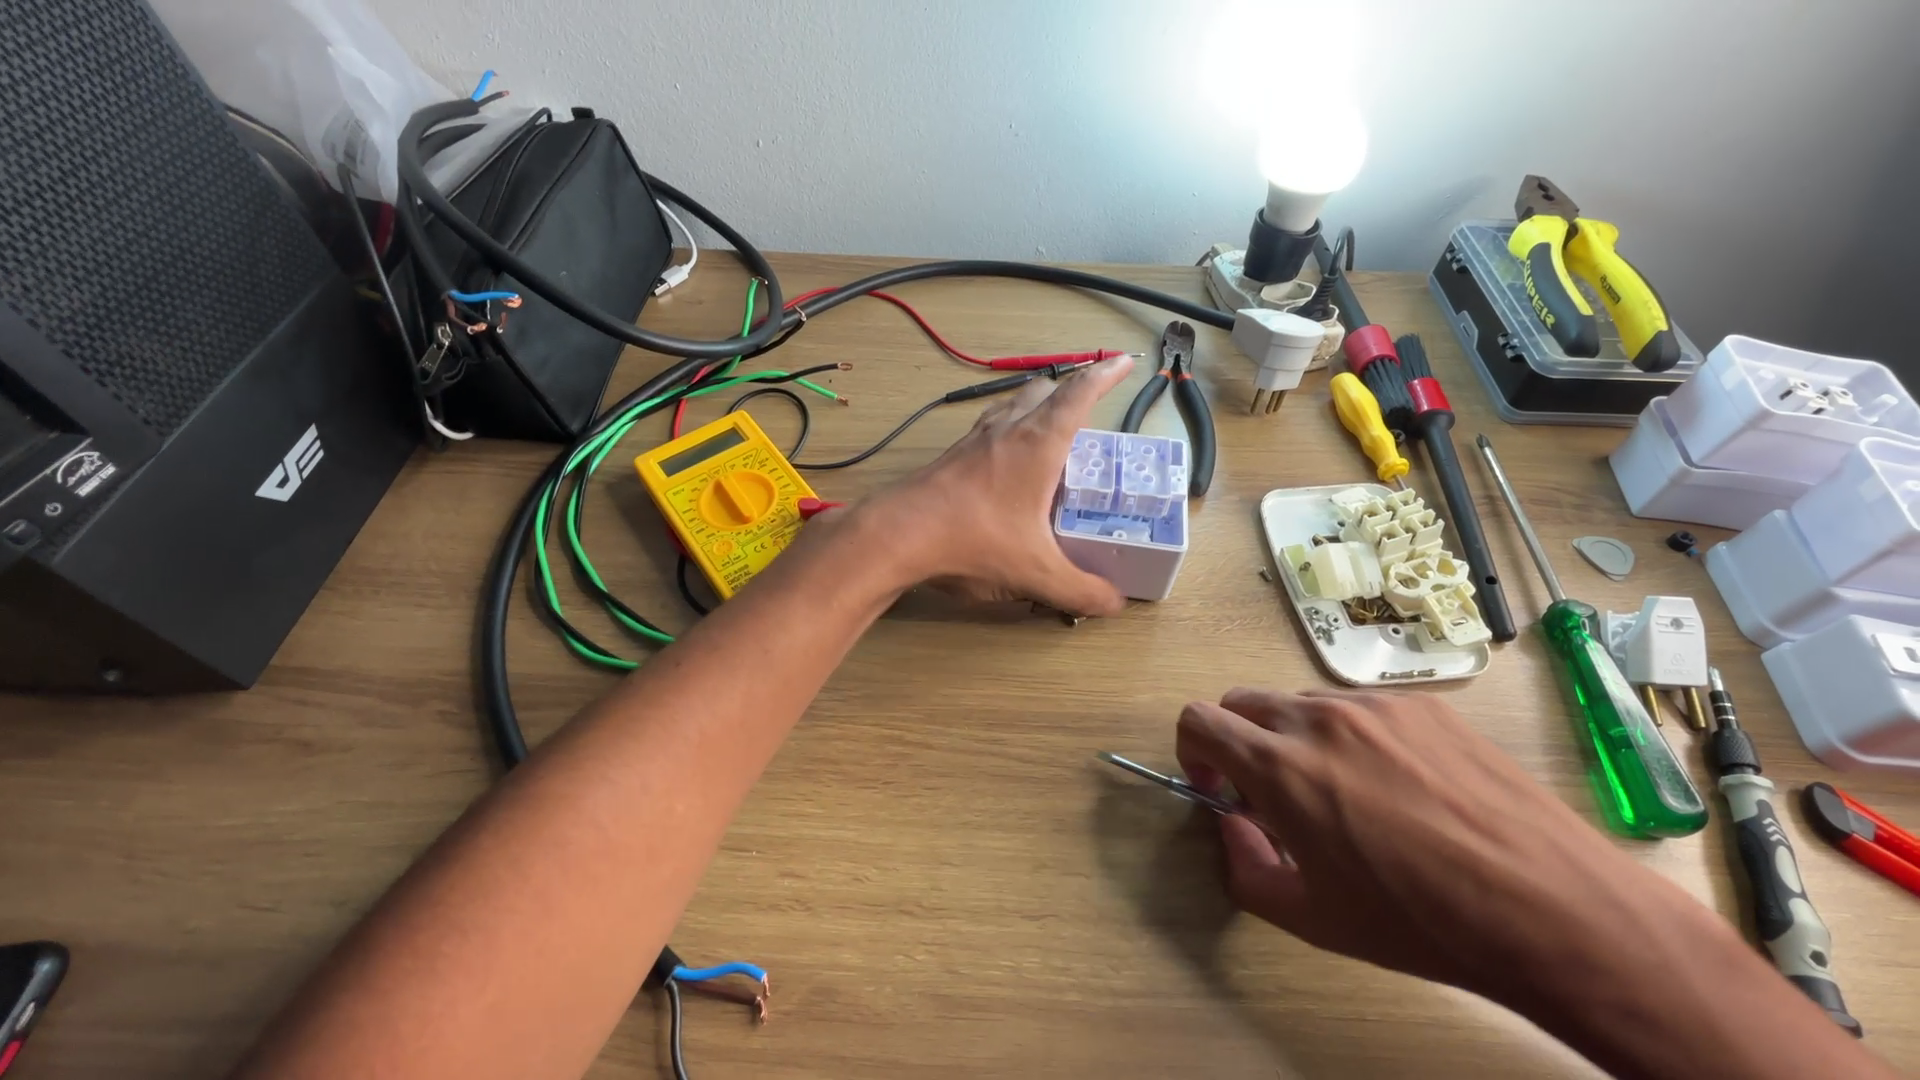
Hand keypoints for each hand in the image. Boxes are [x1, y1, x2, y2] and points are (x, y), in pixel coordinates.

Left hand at [858, 355, 1134, 615]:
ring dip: (1034, 406)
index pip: (1079, 395)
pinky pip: (986, 429)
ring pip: (1010, 405)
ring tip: (1048, 428)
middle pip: (1042, 391)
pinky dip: (1005, 430)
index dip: (1105, 375)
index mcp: (1039, 443)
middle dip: (1069, 391)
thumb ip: (1080, 590)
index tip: (1124, 361)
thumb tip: (1114, 604)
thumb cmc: (974, 541)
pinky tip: (1003, 460)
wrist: (897, 535)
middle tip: (1088, 411)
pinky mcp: (950, 458)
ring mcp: (973, 441)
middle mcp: (1007, 430)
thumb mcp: (1036, 573)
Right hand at [1174, 687, 1710, 1005]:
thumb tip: (1232, 824)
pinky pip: (1362, 709)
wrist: (1551, 908)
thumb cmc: (1419, 923)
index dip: (1192, 750)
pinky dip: (1353, 737)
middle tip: (1272, 794)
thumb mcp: (1310, 917)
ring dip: (1297, 739)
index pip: (1199, 719)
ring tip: (1345, 794)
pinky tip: (1399, 787)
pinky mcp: (1426, 705)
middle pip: (1243, 702)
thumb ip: (1243, 865)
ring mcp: (1377, 706)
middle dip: (1239, 742)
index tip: (1216, 785)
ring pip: (1303, 704)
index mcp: (1282, 768)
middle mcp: (1320, 720)